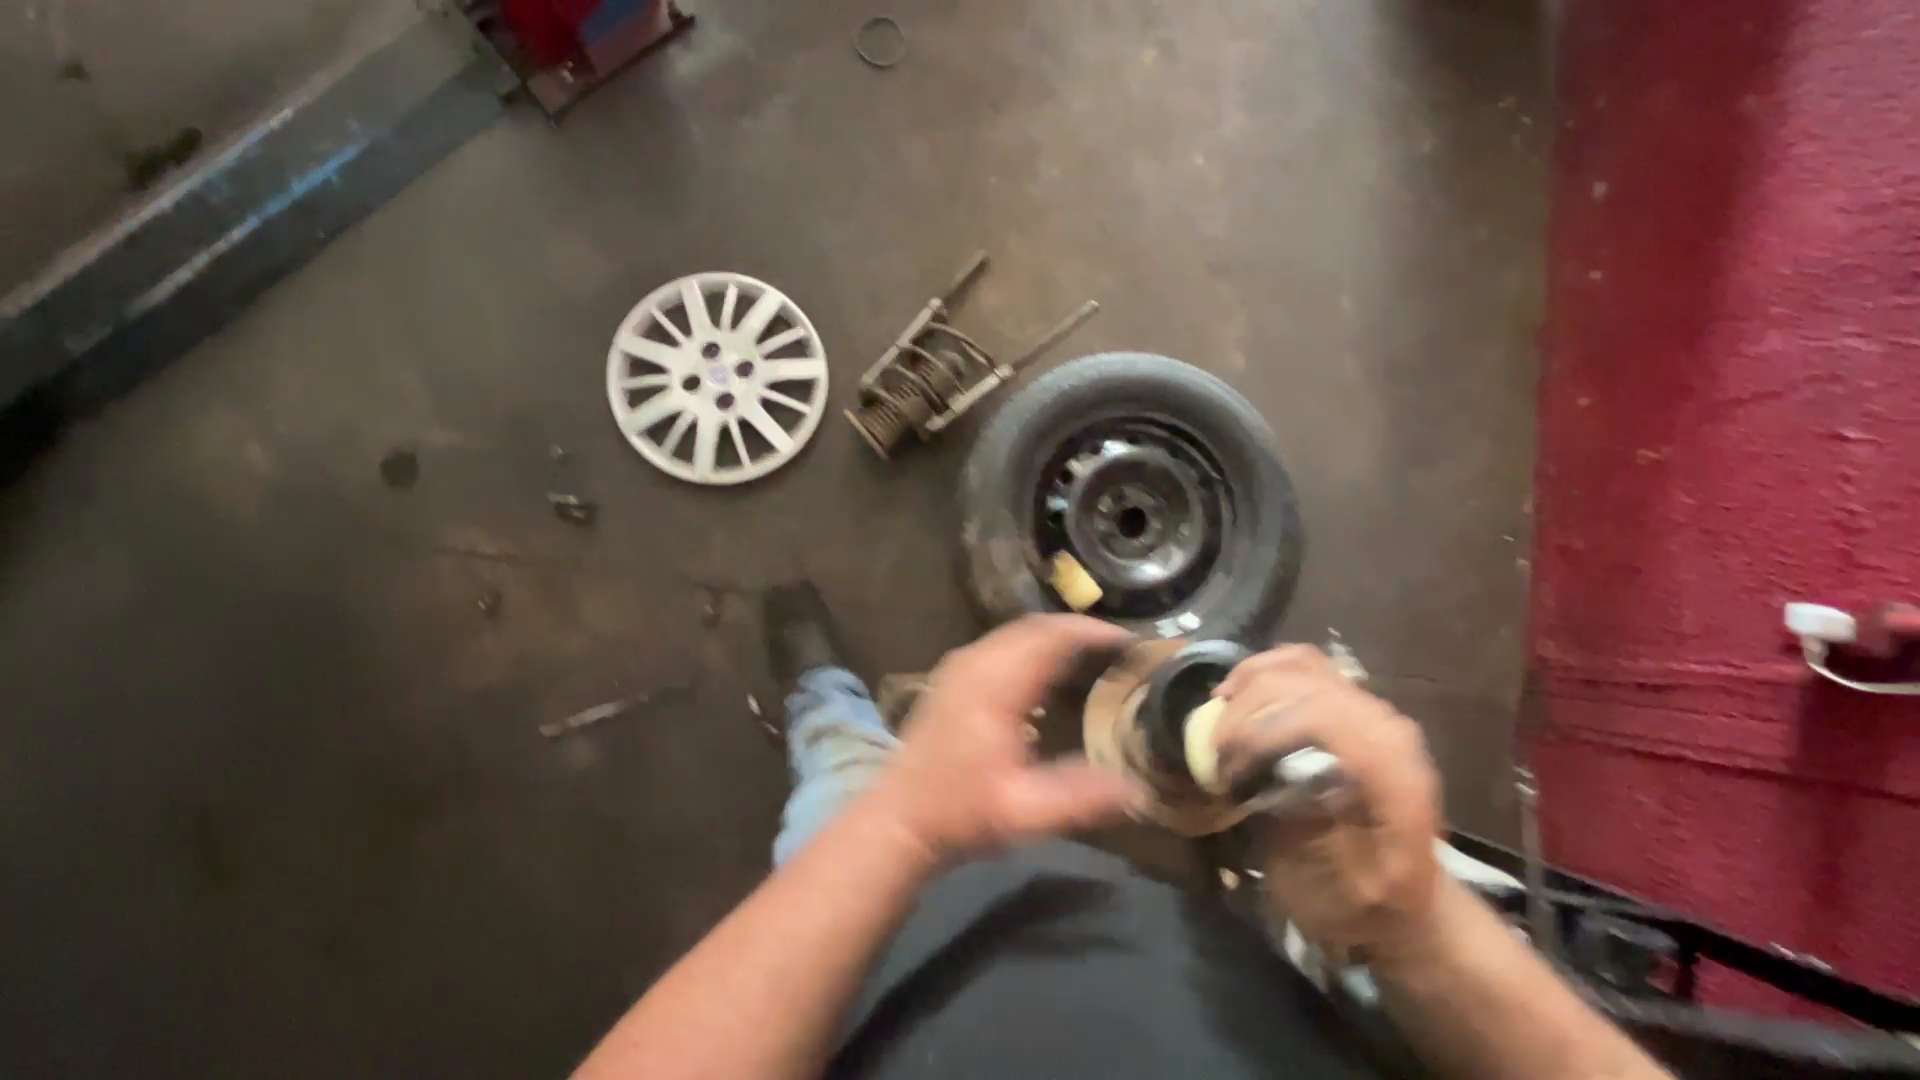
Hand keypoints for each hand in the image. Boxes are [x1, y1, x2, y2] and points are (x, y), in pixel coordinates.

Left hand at [869, 615, 1142, 864]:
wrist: (899, 819)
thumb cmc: (960, 813)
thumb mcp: (1026, 812)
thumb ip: (1082, 797)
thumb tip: (1138, 789)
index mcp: (995, 685)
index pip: (1050, 637)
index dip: (1091, 631)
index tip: (1128, 640)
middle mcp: (975, 664)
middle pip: (1033, 627)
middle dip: (1077, 629)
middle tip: (1118, 646)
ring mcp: (958, 668)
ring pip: (1015, 633)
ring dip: (1054, 636)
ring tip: (1092, 654)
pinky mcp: (951, 679)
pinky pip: (1000, 645)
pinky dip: (1032, 647)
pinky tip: (1049, 671)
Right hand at [1211, 645, 1442, 959]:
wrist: (1410, 903)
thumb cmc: (1371, 906)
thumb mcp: (1342, 893)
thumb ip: (1311, 834)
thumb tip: (1264, 780)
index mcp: (1394, 773)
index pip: (1322, 718)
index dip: (1262, 733)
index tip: (1226, 773)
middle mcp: (1387, 728)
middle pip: (1302, 685)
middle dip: (1244, 713)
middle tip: (1212, 756)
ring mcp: (1372, 709)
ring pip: (1298, 665)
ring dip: (1247, 686)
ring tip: (1216, 723)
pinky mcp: (1354, 704)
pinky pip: (1304, 663)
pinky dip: (1262, 671)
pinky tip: (1234, 694)